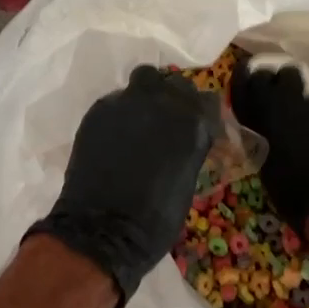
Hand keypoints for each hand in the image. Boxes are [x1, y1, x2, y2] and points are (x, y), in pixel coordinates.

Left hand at [26, 66, 214, 307]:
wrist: (103, 229)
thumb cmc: (156, 219)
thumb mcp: (187, 179)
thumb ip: (188, 146)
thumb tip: (184, 137)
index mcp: (193, 122)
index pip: (208, 101)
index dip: (203, 113)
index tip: (199, 125)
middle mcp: (163, 102)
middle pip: (177, 84)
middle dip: (175, 99)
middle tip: (168, 120)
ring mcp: (129, 101)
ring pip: (145, 79)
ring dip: (147, 93)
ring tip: (141, 116)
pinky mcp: (100, 108)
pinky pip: (118, 99)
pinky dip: (121, 111)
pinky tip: (115, 132)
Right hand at [229, 57, 308, 235]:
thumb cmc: (287, 188)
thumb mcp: (261, 161)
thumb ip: (256, 134)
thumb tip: (253, 122)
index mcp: (261, 114)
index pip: (248, 81)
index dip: (246, 79)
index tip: (247, 83)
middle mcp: (283, 102)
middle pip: (275, 75)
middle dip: (273, 81)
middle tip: (273, 93)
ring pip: (298, 78)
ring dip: (295, 86)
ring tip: (295, 99)